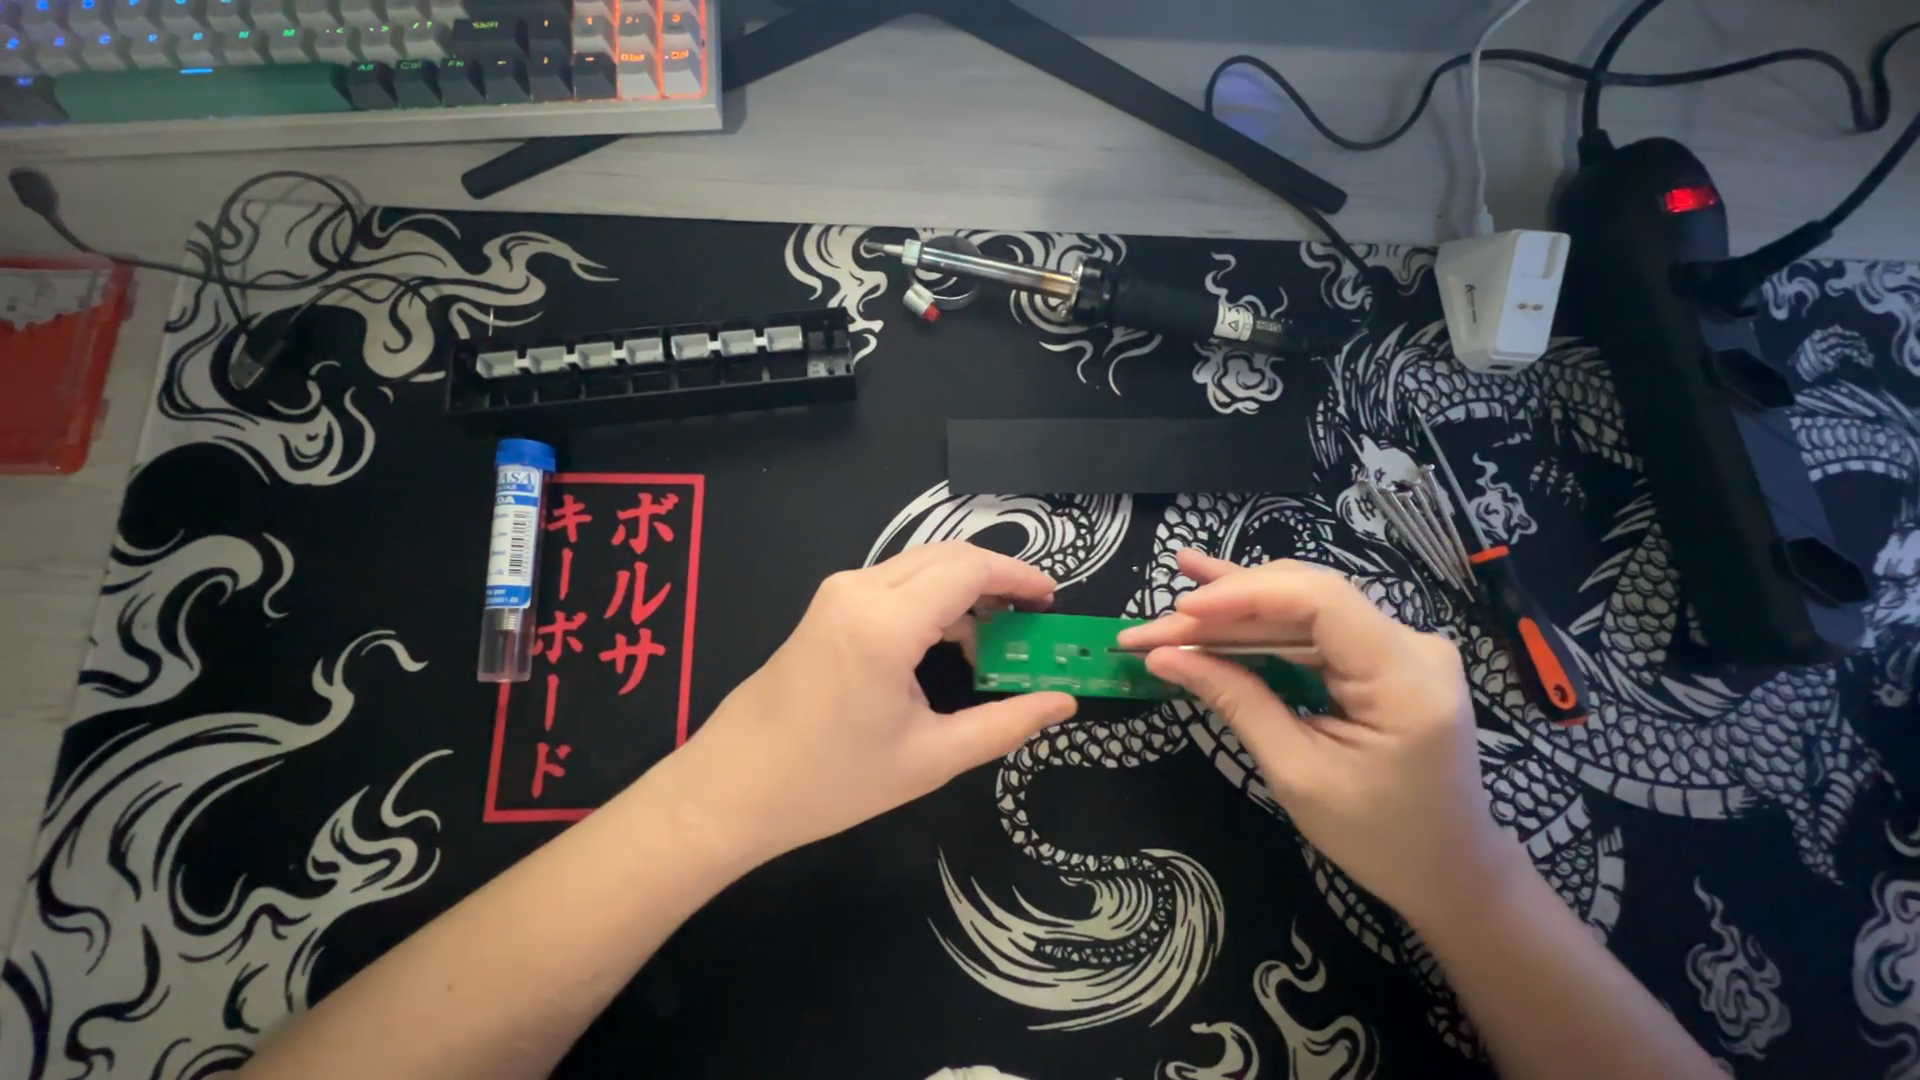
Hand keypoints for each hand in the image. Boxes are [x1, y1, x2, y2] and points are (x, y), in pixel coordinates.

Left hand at [651, 542, 1078, 866]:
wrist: (731, 788)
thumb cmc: (831, 782)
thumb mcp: (929, 759)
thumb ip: (1004, 725)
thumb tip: (1064, 703)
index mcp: (885, 623)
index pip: (968, 569)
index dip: (1018, 576)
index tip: (1052, 600)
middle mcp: (859, 590)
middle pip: (946, 557)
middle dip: (996, 580)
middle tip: (1034, 620)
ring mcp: (836, 594)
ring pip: (919, 567)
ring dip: (963, 591)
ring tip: (997, 641)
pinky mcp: (826, 607)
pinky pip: (893, 585)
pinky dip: (932, 601)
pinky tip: (948, 644)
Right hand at [1116, 550, 1527, 927]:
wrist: (1449, 869)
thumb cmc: (1379, 837)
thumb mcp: (1298, 773)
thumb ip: (1236, 702)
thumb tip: (1165, 658)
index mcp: (1405, 680)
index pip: (1319, 602)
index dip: (1244, 595)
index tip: (1181, 612)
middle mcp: (1411, 645)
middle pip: (1301, 600)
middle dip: (1220, 612)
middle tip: (1149, 630)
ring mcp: (1400, 645)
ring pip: (1300, 608)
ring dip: (1231, 615)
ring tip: (1167, 607)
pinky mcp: (1383, 654)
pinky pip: (1312, 628)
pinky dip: (1259, 625)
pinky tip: (1213, 597)